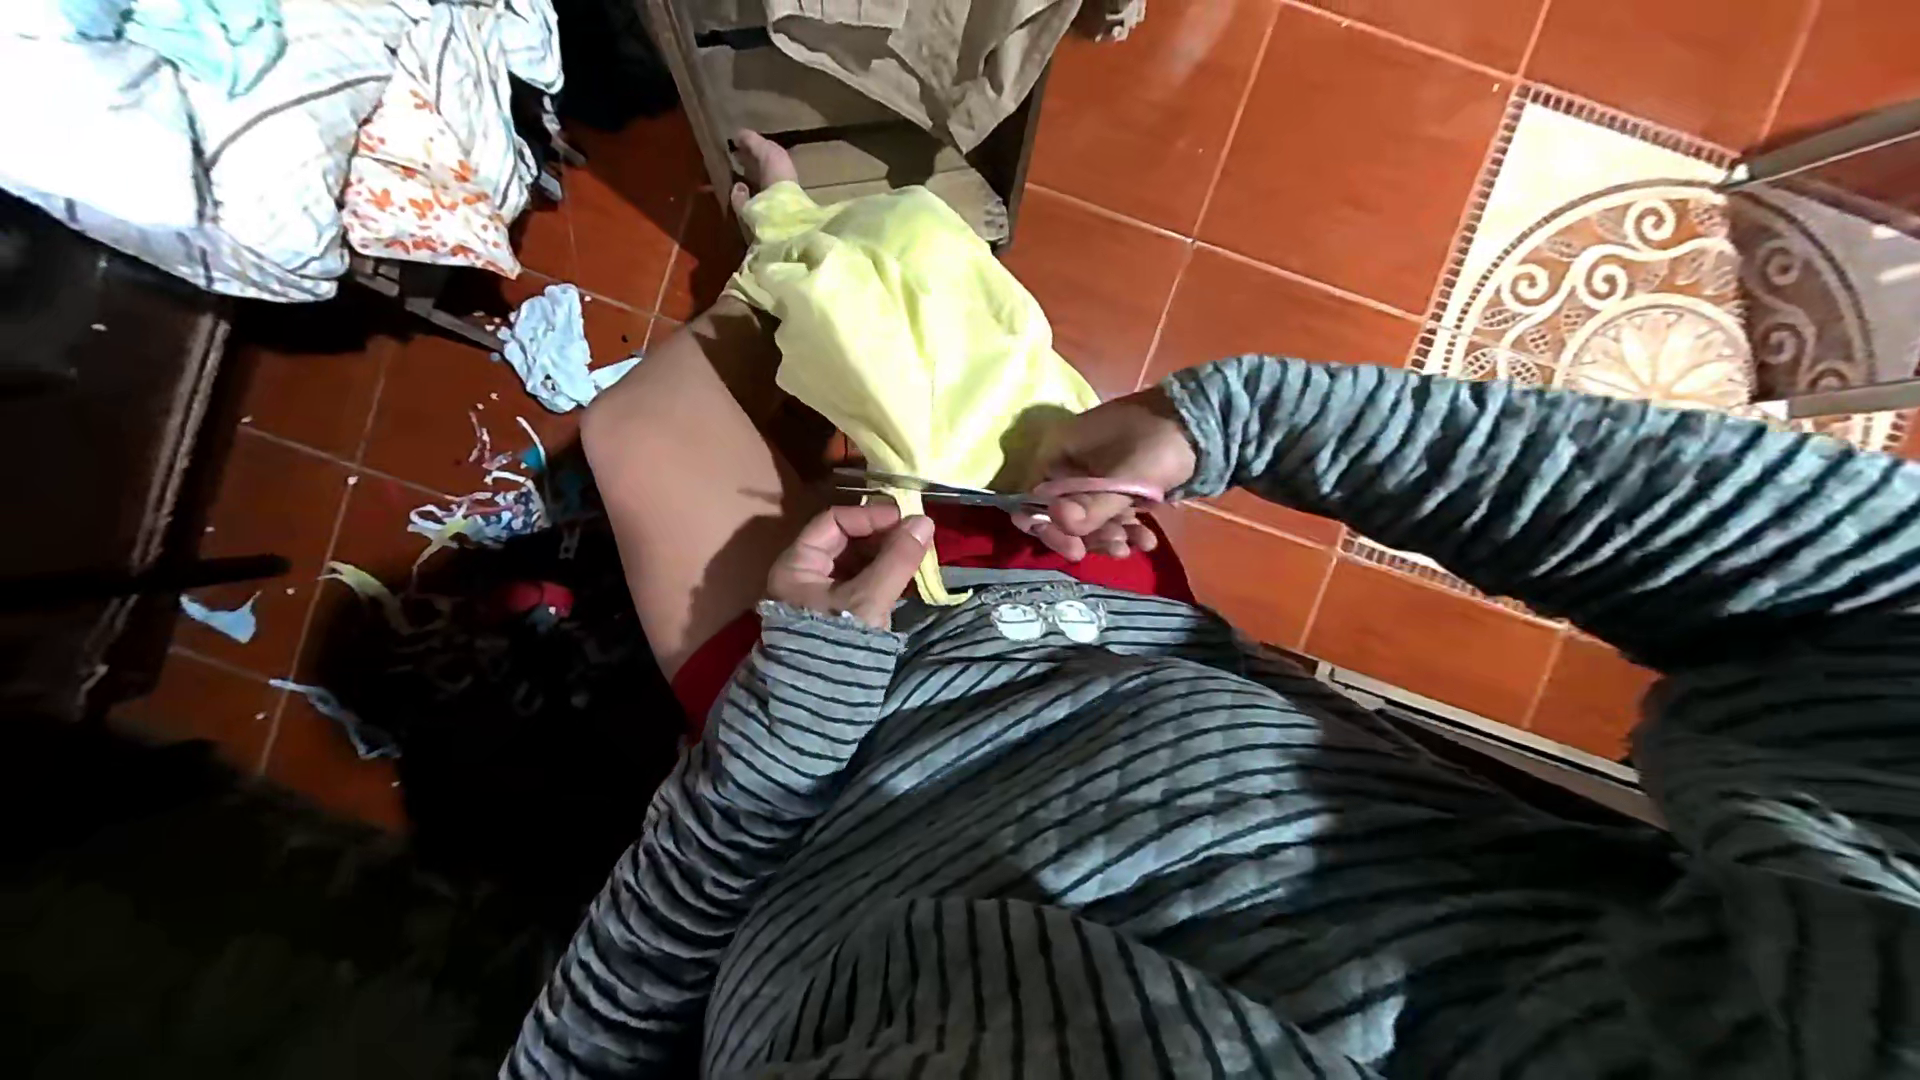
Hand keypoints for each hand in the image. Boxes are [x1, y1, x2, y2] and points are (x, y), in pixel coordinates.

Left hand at [766, 504, 934, 628]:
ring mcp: (821, 595)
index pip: (834, 521)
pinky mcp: (838, 613)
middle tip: (915, 537)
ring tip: (916, 556)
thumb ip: (897, 559)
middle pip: (846, 540)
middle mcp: (804, 574)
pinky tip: (908, 577)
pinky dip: (885, 575)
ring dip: (887, 555)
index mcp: (797, 564)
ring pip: (857, 561)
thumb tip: (925, 521)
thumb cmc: (837, 644)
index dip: (870, 516)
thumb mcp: (868, 599)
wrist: (819, 704)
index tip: (904, 519)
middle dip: (882, 536)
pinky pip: (863, 582)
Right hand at [1024, 389, 1196, 560]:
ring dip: (1109, 537)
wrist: (1208, 423)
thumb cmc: (1159, 441)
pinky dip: (1125, 529)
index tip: (1075, 550)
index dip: (1047, 528)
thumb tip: (1057, 522)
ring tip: (1136, 545)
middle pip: (1059, 513)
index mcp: (1058, 451)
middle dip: (1086, 536)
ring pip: (1086, 517)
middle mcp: (1067, 463)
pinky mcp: (1114, 484)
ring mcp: (1091, 474)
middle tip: (1115, 551)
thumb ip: (1092, 504)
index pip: (1032, 498)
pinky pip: (1108, 513)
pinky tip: (1147, 540)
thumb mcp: (1126, 476)